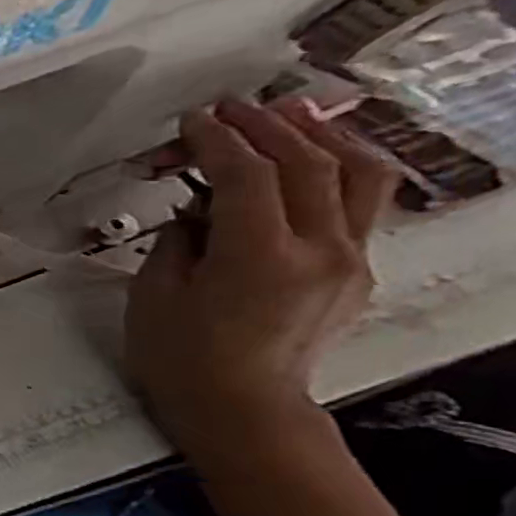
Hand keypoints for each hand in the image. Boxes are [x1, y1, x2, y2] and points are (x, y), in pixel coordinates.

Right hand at [126, 97, 400, 452]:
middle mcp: (319, 251)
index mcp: (258, 258)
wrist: (240, 406)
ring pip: (354, 176)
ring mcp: (348, 260)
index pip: (247, 177)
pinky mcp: (355, 271)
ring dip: (320, 137)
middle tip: (231, 108)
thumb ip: (178, 242)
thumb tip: (196, 211)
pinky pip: (360, 205)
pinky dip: (338, 171)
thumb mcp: (154, 296)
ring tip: (291, 113)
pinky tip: (314, 159)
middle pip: (305, 165)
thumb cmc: (181, 358)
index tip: (193, 122)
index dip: (218, 141)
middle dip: (266, 128)